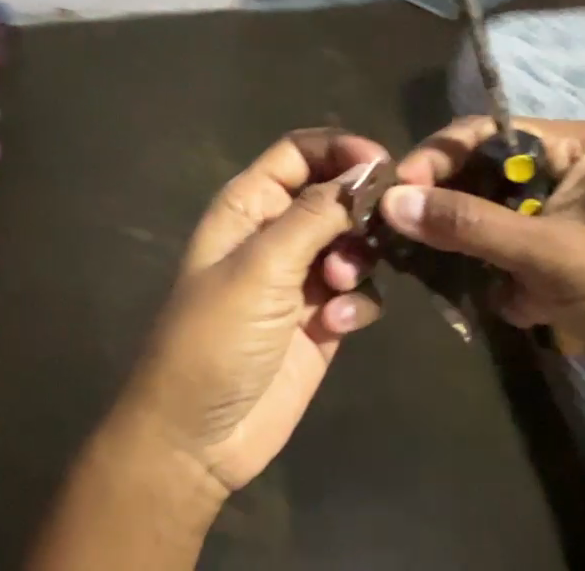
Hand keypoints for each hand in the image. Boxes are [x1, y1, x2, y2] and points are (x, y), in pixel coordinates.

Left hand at [110, 129, 387, 493]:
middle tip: (376, 233)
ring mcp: (300, 277)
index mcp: (248, 205)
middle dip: (358, 210)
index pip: (299, 151)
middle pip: (334, 194)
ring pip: (353, 242)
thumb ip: (314, 214)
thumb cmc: (216, 337)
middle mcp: (275, 232)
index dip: (340, 149)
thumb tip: (366, 168)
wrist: (199, 435)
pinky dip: (357, 301)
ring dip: (358, 259)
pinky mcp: (321, 319)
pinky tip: (337, 325)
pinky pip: (359, 290)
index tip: (384, 165)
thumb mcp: (262, 266)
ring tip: (339, 287)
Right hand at [385, 116, 584, 426]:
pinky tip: (515, 309)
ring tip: (448, 279)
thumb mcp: (554, 253)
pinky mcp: (563, 269)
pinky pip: (506, 261)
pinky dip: (499, 283)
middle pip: (480, 179)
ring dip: (468, 251)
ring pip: (488, 224)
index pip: (483, 135)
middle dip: (445, 210)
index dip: (435, 158)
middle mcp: (565, 176)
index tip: (392, 196)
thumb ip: (468, 224)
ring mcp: (564, 225)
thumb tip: (389, 200)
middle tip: (401, 241)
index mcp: (573, 149)